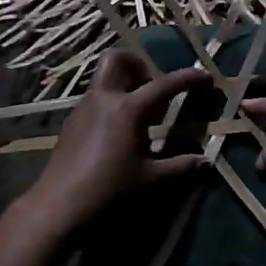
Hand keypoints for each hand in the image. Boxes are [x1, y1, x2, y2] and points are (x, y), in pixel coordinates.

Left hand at [20, 51, 207, 232]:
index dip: (188, 79)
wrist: (59, 206)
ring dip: (125, 86)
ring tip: (140, 118)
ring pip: (104, 80)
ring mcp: (83, 108)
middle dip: (139, 64)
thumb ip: (180, 167)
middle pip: (118, 60)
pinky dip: (111, 105)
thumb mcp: (150, 180)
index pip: (165, 85)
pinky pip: (95, 100)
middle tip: (153, 86)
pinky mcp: (71, 123)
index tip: (206, 77)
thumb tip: (204, 161)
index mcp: (128, 109)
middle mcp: (104, 99)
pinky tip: (117, 135)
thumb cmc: (109, 190)